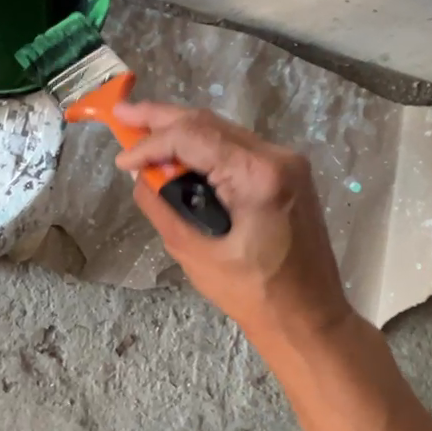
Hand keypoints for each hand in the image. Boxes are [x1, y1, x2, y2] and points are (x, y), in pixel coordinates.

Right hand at [113, 102, 353, 345]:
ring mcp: (286, 162)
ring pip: (221, 130)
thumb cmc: (253, 293)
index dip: (150, 143)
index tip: (121, 161)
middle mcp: (277, 157)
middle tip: (121, 113)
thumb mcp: (193, 252)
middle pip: (208, 122)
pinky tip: (176, 152)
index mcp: (258, 176)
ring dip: (180, 130)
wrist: (309, 317)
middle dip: (161, 118)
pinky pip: (234, 147)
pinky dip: (201, 146)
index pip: (192, 137)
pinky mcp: (286, 173)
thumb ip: (161, 206)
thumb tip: (142, 176)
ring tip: (140, 128)